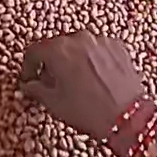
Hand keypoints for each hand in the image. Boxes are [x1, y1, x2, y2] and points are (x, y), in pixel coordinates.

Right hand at [19, 31, 145, 143]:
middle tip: (51, 82)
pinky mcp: (117, 46)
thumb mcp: (54, 104)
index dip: (28, 66)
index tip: (29, 78)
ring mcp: (100, 40)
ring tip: (76, 82)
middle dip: (51, 62)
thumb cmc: (89, 111)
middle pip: (57, 46)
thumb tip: (29, 85)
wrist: (128, 118)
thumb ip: (36, 89)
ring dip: (73, 59)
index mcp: (58, 49)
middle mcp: (79, 38)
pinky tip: (95, 78)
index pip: (34, 51)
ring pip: (79, 46)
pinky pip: (97, 48)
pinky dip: (93, 59)